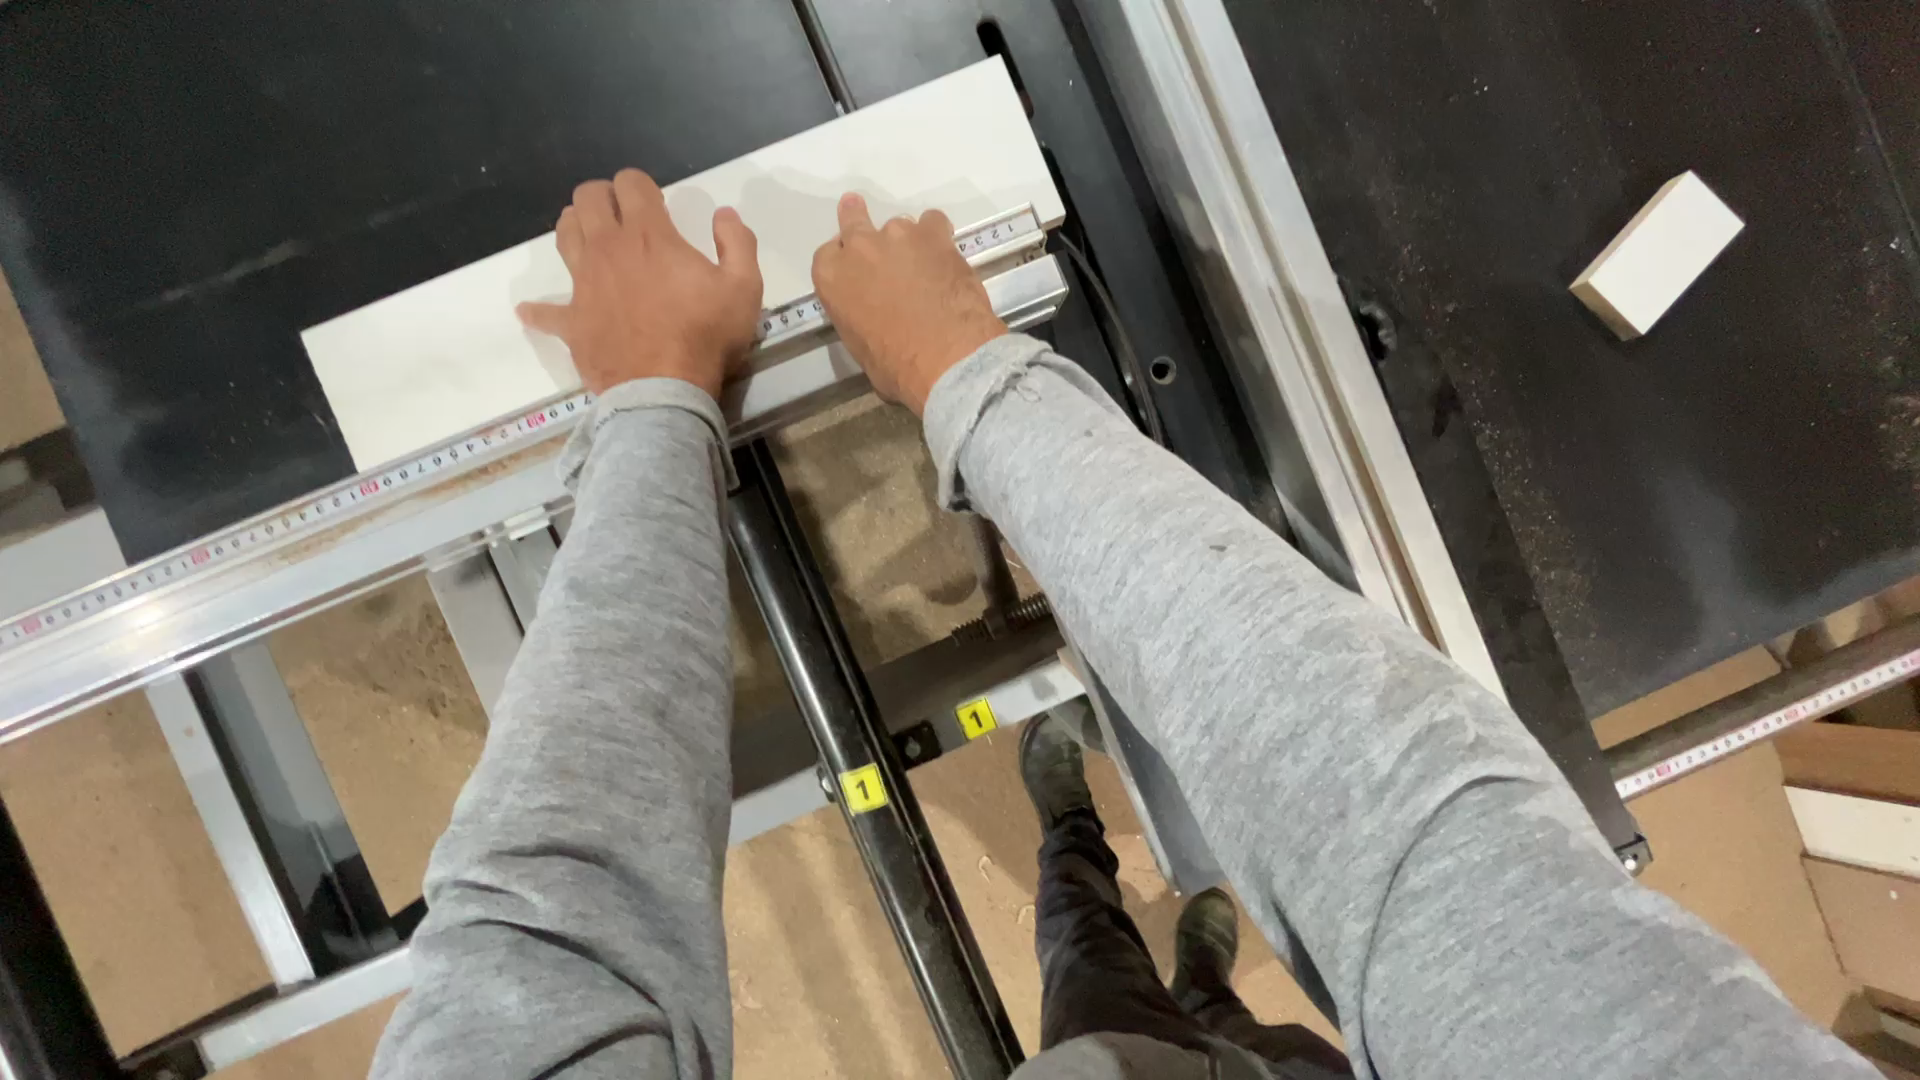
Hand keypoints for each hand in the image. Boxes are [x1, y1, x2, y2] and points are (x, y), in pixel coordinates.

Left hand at [518, 169, 762, 399]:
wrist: (664, 389)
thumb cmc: (706, 336)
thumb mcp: (744, 289)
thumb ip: (738, 243)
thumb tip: (725, 215)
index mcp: (649, 235)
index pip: (631, 184)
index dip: (642, 186)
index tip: (657, 203)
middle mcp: (608, 248)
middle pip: (588, 199)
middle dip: (604, 196)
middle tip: (623, 214)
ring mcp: (583, 283)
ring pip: (564, 234)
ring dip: (575, 226)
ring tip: (591, 239)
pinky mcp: (572, 321)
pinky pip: (545, 312)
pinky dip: (539, 310)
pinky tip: (531, 311)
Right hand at [811, 193, 1005, 414]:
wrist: (945, 357)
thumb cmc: (897, 368)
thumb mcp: (862, 351)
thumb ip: (861, 322)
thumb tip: (875, 325)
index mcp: (832, 279)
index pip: (827, 257)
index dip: (842, 262)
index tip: (854, 272)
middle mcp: (859, 249)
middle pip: (853, 222)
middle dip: (859, 222)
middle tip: (869, 229)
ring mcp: (897, 236)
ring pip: (897, 226)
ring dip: (905, 242)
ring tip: (922, 266)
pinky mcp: (934, 235)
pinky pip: (933, 223)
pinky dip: (937, 236)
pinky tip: (945, 255)